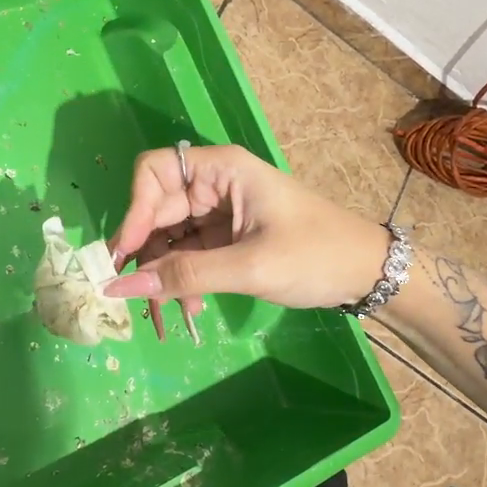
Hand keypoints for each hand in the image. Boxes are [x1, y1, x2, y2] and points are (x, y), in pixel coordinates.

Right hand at [104, 144, 391, 310]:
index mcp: (221, 170)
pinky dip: (181, 282)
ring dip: (162, 277)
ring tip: (167, 316)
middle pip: (155, 211)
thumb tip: (118, 289)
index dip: (134, 210)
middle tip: (137, 300)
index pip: (153, 172)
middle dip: (146, 256)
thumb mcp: (249, 267)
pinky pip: (186, 255)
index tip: (128, 255)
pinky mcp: (224, 238)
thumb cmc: (316, 256)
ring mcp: (217, 212)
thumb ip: (184, 275)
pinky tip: (189, 309)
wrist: (368, 274)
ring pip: (167, 239)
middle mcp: (212, 185)